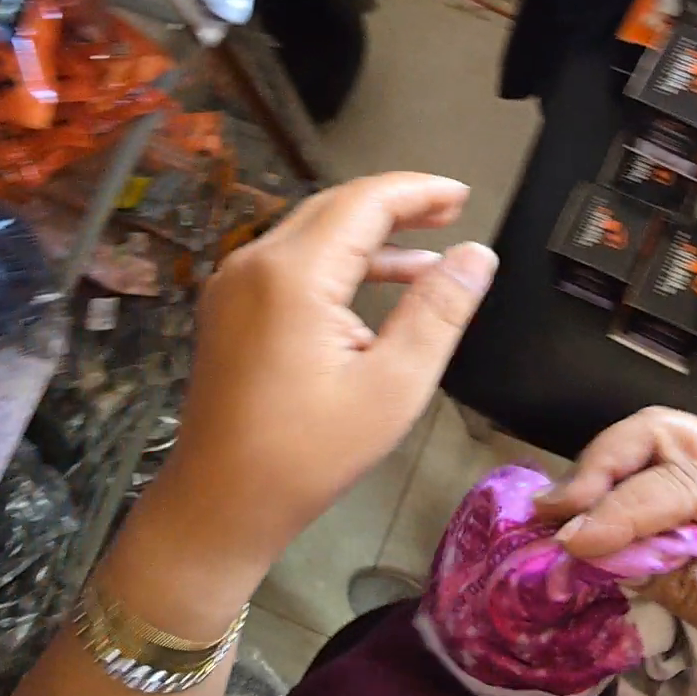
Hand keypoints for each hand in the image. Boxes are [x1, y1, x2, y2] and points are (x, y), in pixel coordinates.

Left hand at [147, 172, 498, 570]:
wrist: (219, 504)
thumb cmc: (308, 453)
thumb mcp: (392, 386)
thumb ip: (439, 311)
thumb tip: (477, 254)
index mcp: (293, 274)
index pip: (364, 202)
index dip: (419, 191)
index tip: (463, 194)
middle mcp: (255, 262)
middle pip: (336, 206)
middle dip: (397, 203)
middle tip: (453, 209)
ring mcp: (235, 281)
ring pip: (314, 231)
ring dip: (371, 233)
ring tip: (430, 246)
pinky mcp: (231, 304)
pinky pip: (294, 261)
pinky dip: (341, 262)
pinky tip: (383, 284)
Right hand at [537, 408, 696, 695]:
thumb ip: (691, 585)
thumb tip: (608, 558)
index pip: (685, 483)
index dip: (623, 510)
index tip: (570, 542)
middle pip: (662, 434)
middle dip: (600, 468)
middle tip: (551, 514)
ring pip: (653, 437)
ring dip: (601, 468)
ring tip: (560, 509)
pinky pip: (658, 462)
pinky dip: (616, 481)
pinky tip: (591, 510)